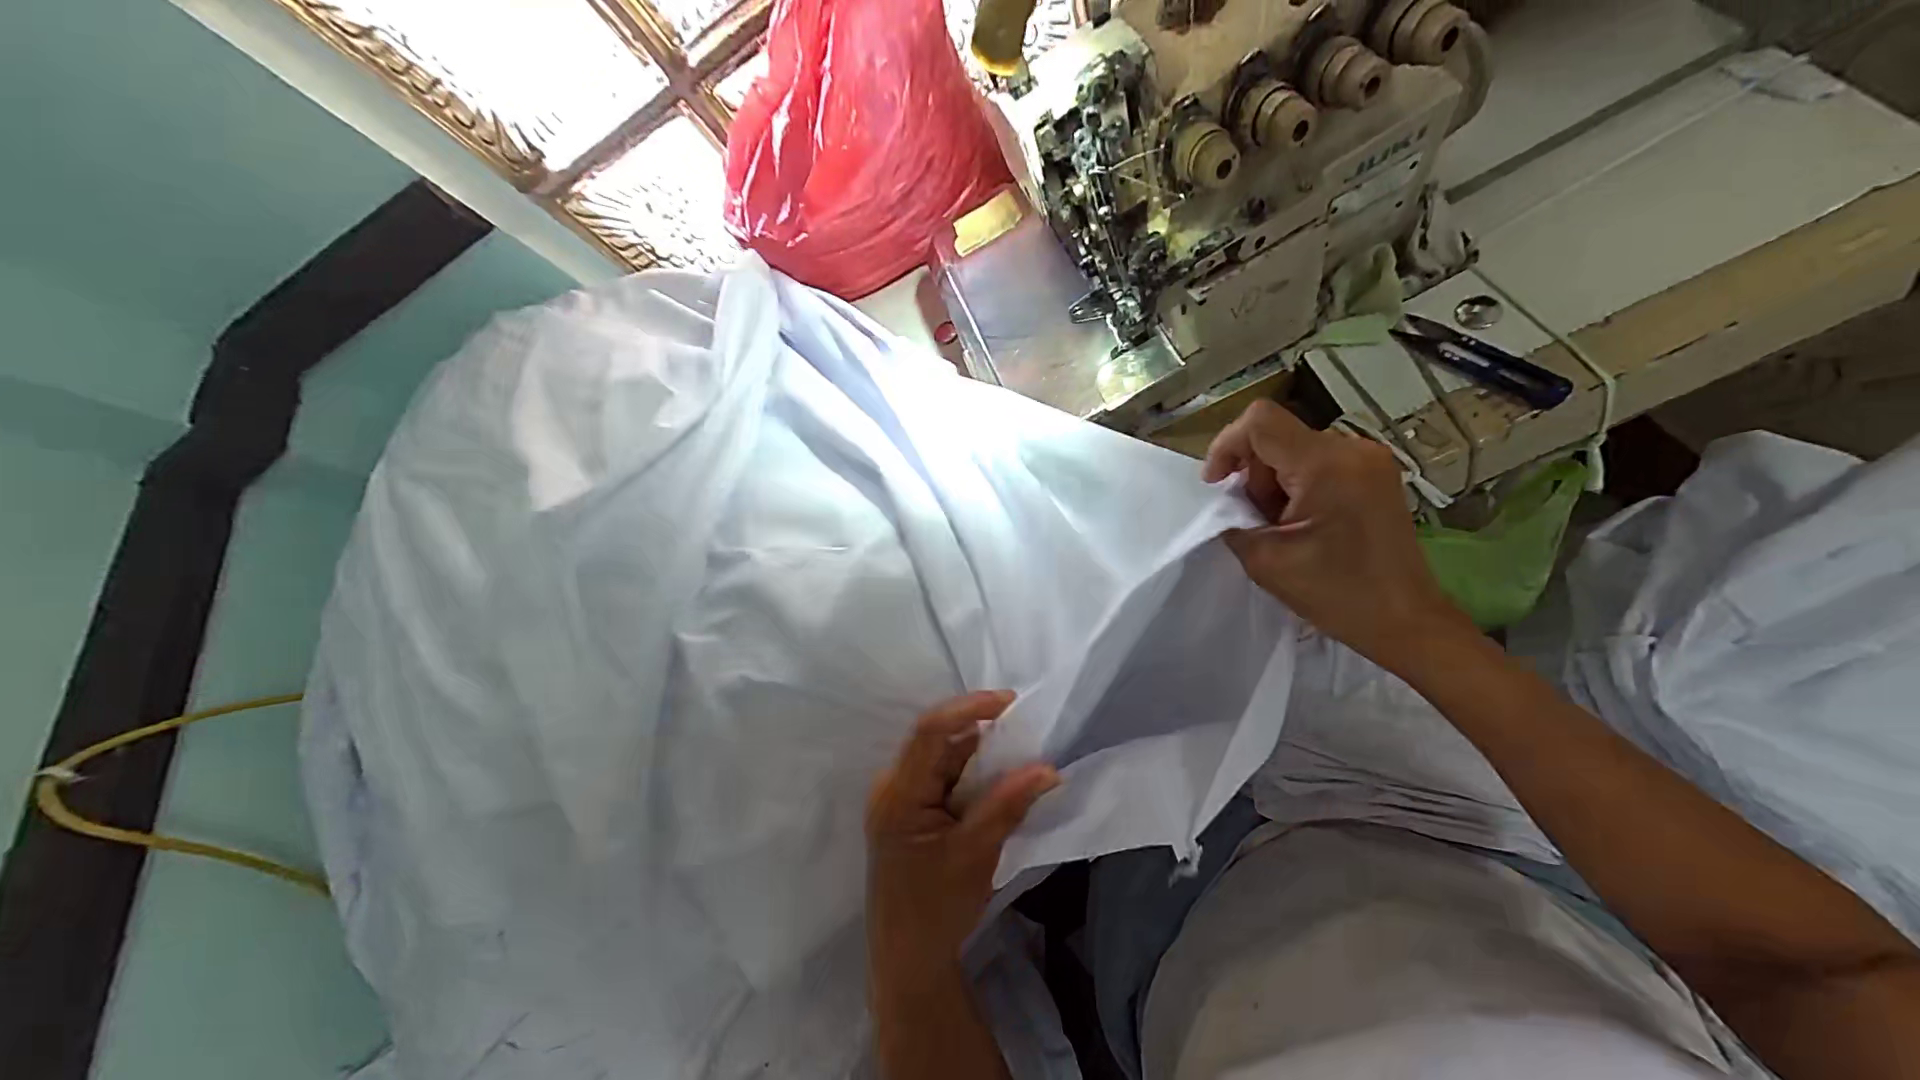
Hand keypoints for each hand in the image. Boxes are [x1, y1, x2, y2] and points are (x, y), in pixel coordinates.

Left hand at [866, 691, 1060, 981]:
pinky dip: (971, 780)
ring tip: (1019, 761)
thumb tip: (1048, 767)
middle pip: (937, 743)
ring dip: (979, 759)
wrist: (907, 960)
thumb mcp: (977, 853)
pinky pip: (941, 781)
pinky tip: (998, 787)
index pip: (930, 732)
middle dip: (982, 735)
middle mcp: (891, 788)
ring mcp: (897, 801)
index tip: (1010, 701)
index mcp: (898, 794)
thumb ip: (1009, 804)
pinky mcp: (908, 814)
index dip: (969, 708)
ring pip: (943, 761)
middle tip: (1024, 734)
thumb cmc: (936, 908)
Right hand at [1203, 400, 1472, 672]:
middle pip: (1276, 437)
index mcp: (1326, 465)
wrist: (1404, 620)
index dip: (1225, 446)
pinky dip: (1298, 486)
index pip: (1259, 421)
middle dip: (1253, 475)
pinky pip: (1318, 463)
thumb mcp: (1264, 558)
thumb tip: (1227, 500)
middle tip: (1259, 521)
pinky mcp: (1375, 474)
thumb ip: (1233, 518)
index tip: (1218, 486)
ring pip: (1294, 450)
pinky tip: (1304, 523)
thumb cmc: (1336, 593)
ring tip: (1284, 528)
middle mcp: (1353, 449)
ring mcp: (1370, 460)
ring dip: (1275, 483)